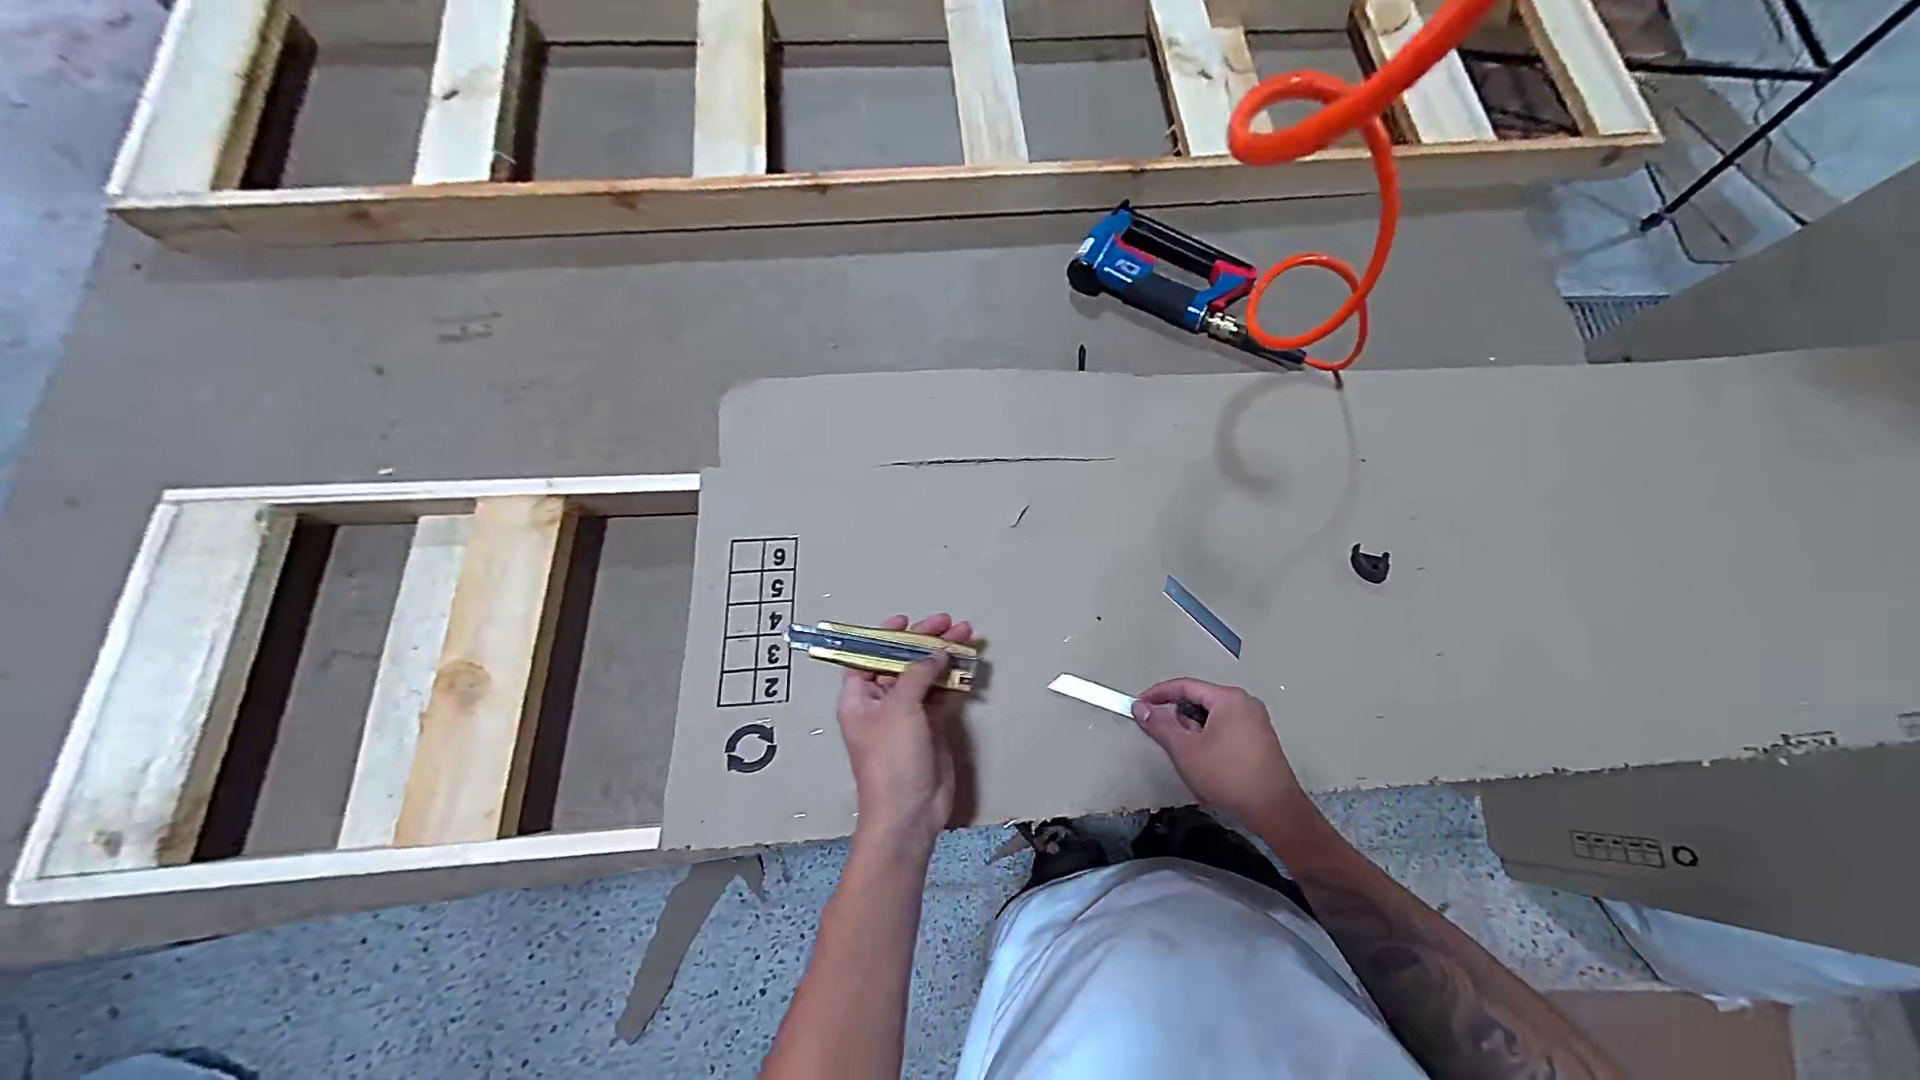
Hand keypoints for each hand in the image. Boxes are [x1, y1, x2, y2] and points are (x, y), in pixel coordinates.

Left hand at [836, 613, 973, 850]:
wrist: (910, 812)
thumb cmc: (891, 760)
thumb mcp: (899, 709)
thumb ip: (917, 674)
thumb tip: (935, 653)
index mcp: (860, 697)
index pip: (867, 656)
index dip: (884, 637)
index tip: (905, 621)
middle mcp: (882, 702)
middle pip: (902, 662)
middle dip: (924, 641)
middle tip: (948, 623)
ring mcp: (908, 715)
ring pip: (926, 676)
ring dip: (944, 657)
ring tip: (965, 636)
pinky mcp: (930, 726)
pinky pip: (942, 695)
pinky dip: (954, 680)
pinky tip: (967, 666)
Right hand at [1131, 678, 1322, 842]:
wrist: (1274, 810)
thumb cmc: (1230, 777)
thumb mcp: (1185, 749)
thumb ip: (1160, 724)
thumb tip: (1141, 708)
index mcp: (1229, 698)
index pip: (1185, 686)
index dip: (1158, 694)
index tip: (1139, 705)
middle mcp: (1245, 703)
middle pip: (1200, 699)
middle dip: (1176, 714)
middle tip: (1160, 731)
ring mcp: (1255, 720)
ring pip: (1212, 714)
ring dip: (1192, 727)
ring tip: (1184, 750)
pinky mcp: (1260, 738)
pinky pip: (1225, 726)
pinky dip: (1208, 734)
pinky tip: (1203, 756)